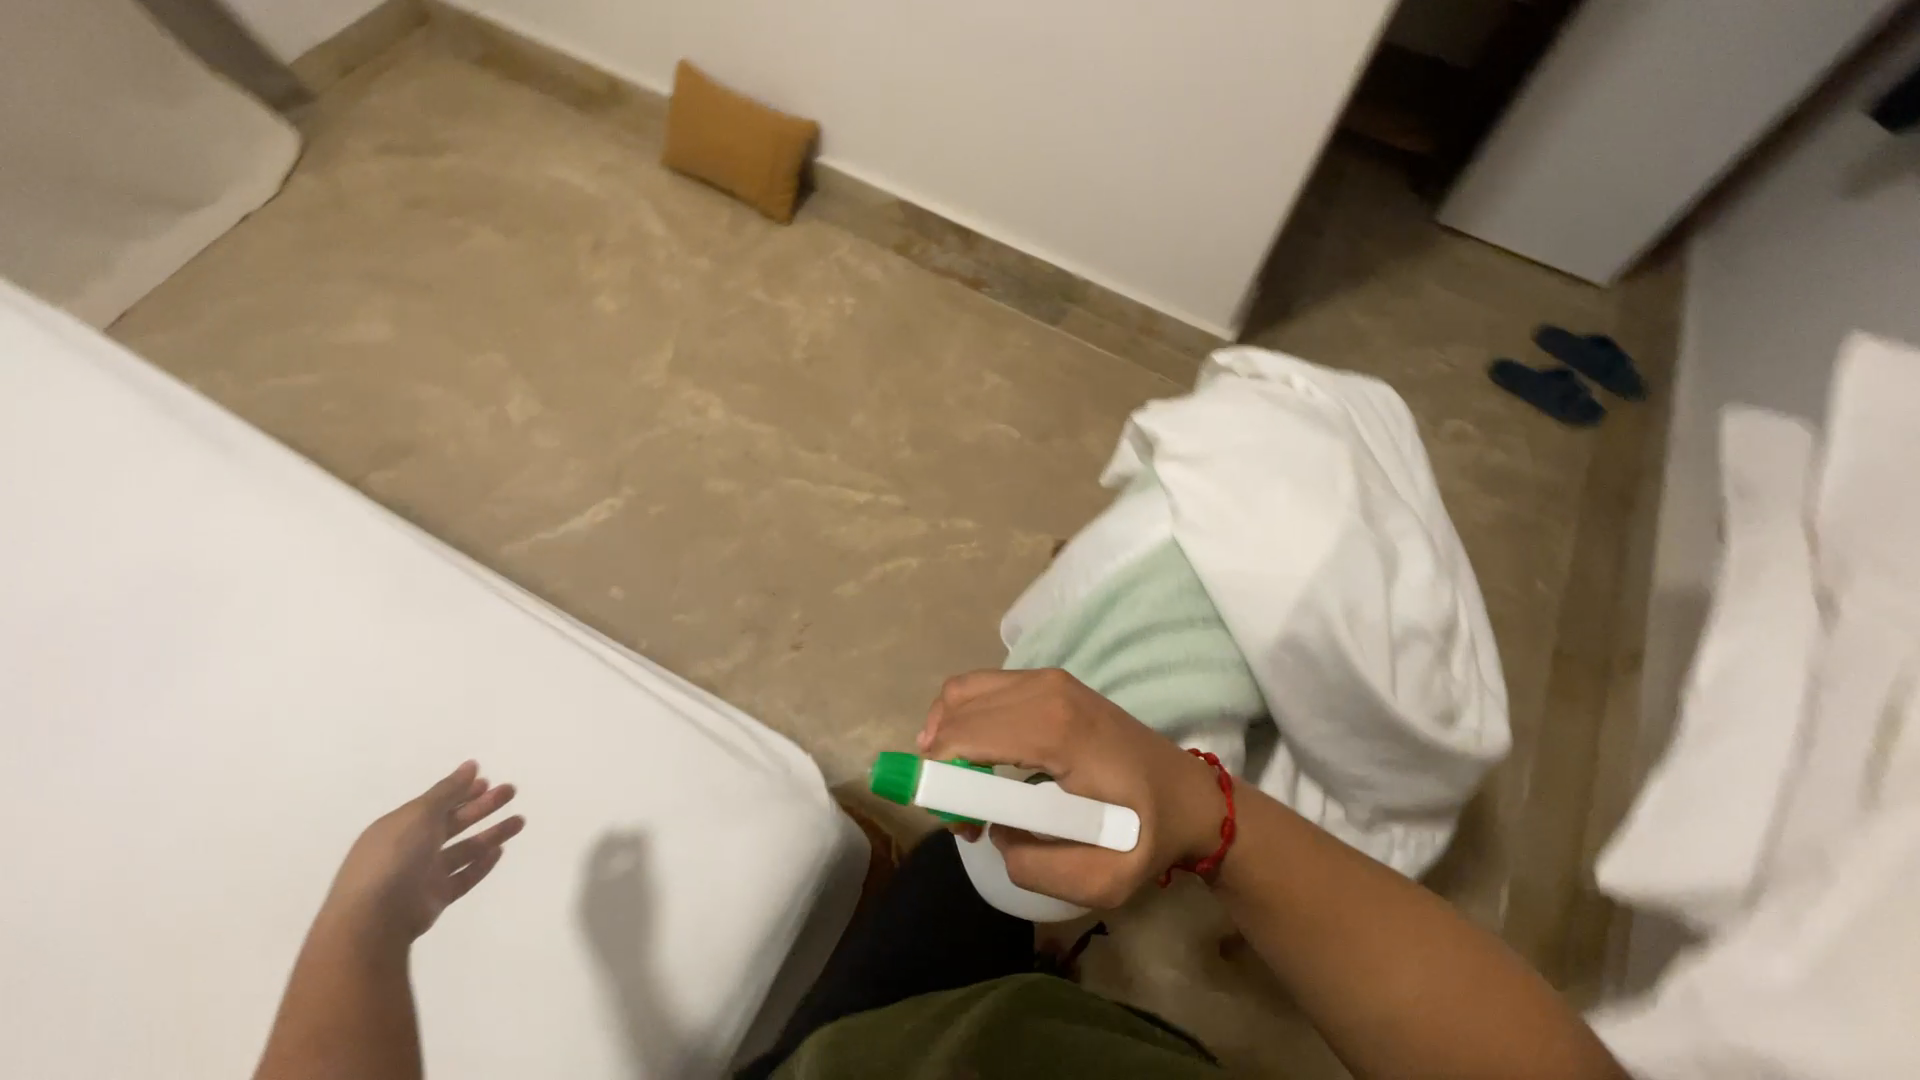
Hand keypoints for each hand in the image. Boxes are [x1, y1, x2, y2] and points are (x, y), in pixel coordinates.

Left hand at [318, 761, 524, 949]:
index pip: (436, 804)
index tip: (488, 780)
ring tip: (519, 821)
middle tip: (511, 792)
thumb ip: (448, 790)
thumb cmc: (393, 858)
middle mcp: (411, 848)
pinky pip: (463, 877)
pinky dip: (481, 864)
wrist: (373, 919)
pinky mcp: (435, 898)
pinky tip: (500, 852)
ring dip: (491, 834)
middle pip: (453, 824)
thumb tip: (471, 765)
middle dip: (482, 807)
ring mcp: (423, 875)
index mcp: (400, 826)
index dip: (462, 791)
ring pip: (464, 849)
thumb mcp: (419, 814)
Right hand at [919, 669, 1224, 909]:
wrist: (1188, 795)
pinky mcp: (1049, 680)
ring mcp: (1048, 679)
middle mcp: (1046, 690)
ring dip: (947, 738)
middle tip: (961, 814)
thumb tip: (995, 833)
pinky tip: (979, 756)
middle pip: (957, 712)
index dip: (939, 776)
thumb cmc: (1149, 833)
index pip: (966, 734)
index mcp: (1057, 729)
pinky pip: (981, 688)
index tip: (959, 822)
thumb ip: (1037, 869)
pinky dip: (964, 719)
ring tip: (966, 785)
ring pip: (962, 693)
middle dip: (940, 764)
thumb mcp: (1104, 880)